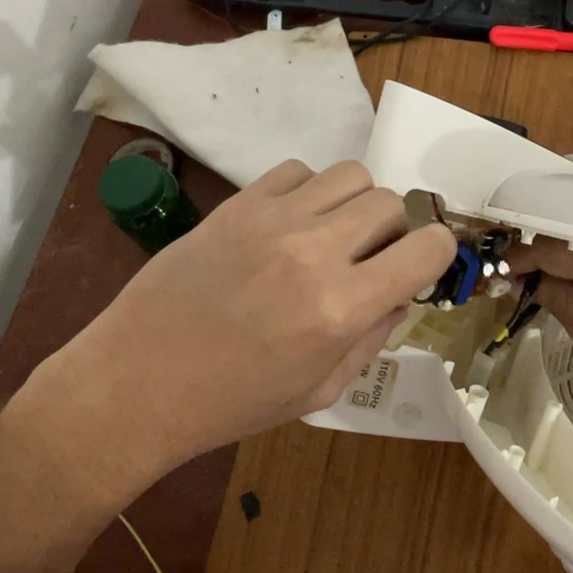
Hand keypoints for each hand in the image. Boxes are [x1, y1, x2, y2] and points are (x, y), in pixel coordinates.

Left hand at [12, 159, 456, 510]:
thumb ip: (373, 336)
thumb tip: (401, 292)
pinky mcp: (239, 204)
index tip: (422, 264)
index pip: (427, 248)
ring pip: (351, 175)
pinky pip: (299, 170)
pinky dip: (308, 192)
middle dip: (393, 230)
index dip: (436, 253)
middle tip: (368, 258)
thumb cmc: (232, 402)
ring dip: (354, 204)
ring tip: (330, 235)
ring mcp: (273, 220)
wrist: (136, 381)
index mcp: (340, 308)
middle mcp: (314, 252)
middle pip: (391, 202)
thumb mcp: (320, 390)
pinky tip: (289, 224)